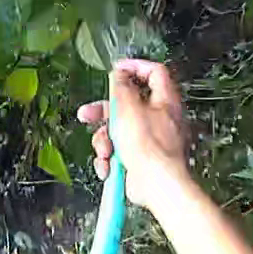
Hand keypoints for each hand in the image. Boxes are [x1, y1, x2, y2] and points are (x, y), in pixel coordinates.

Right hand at [76, 59, 194, 215]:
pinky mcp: (141, 158)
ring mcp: (150, 139)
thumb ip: (121, 87)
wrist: (157, 186)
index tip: (116, 69)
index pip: (154, 72)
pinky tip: (109, 167)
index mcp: (164, 101)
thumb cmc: (150, 149)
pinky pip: (119, 151)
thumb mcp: (128, 109)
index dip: (135, 67)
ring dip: (105, 140)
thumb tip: (118, 74)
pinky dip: (111, 158)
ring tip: (104, 151)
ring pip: (119, 130)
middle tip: (88, 114)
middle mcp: (160, 118)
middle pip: (128, 104)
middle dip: (104, 111)